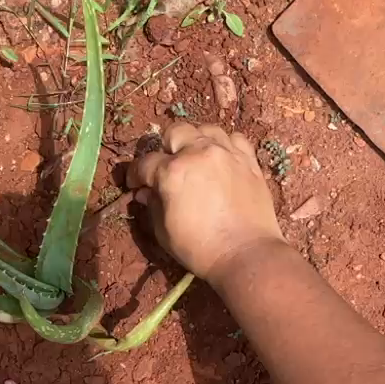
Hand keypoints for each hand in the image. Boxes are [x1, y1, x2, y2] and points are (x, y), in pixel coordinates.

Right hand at [127, 122, 284, 279]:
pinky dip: (223, 146)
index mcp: (172, 173)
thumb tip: (145, 193)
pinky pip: (233, 139)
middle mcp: (198, 153)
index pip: (145, 163)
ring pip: (205, 130)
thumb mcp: (164, 232)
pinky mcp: (248, 159)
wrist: (246, 254)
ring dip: (195, 142)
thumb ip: (152, 206)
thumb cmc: (199, 248)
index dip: (135, 175)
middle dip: (166, 148)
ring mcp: (226, 152)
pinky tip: (220, 162)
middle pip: (175, 132)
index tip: (136, 185)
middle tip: (167, 168)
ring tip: (195, 160)